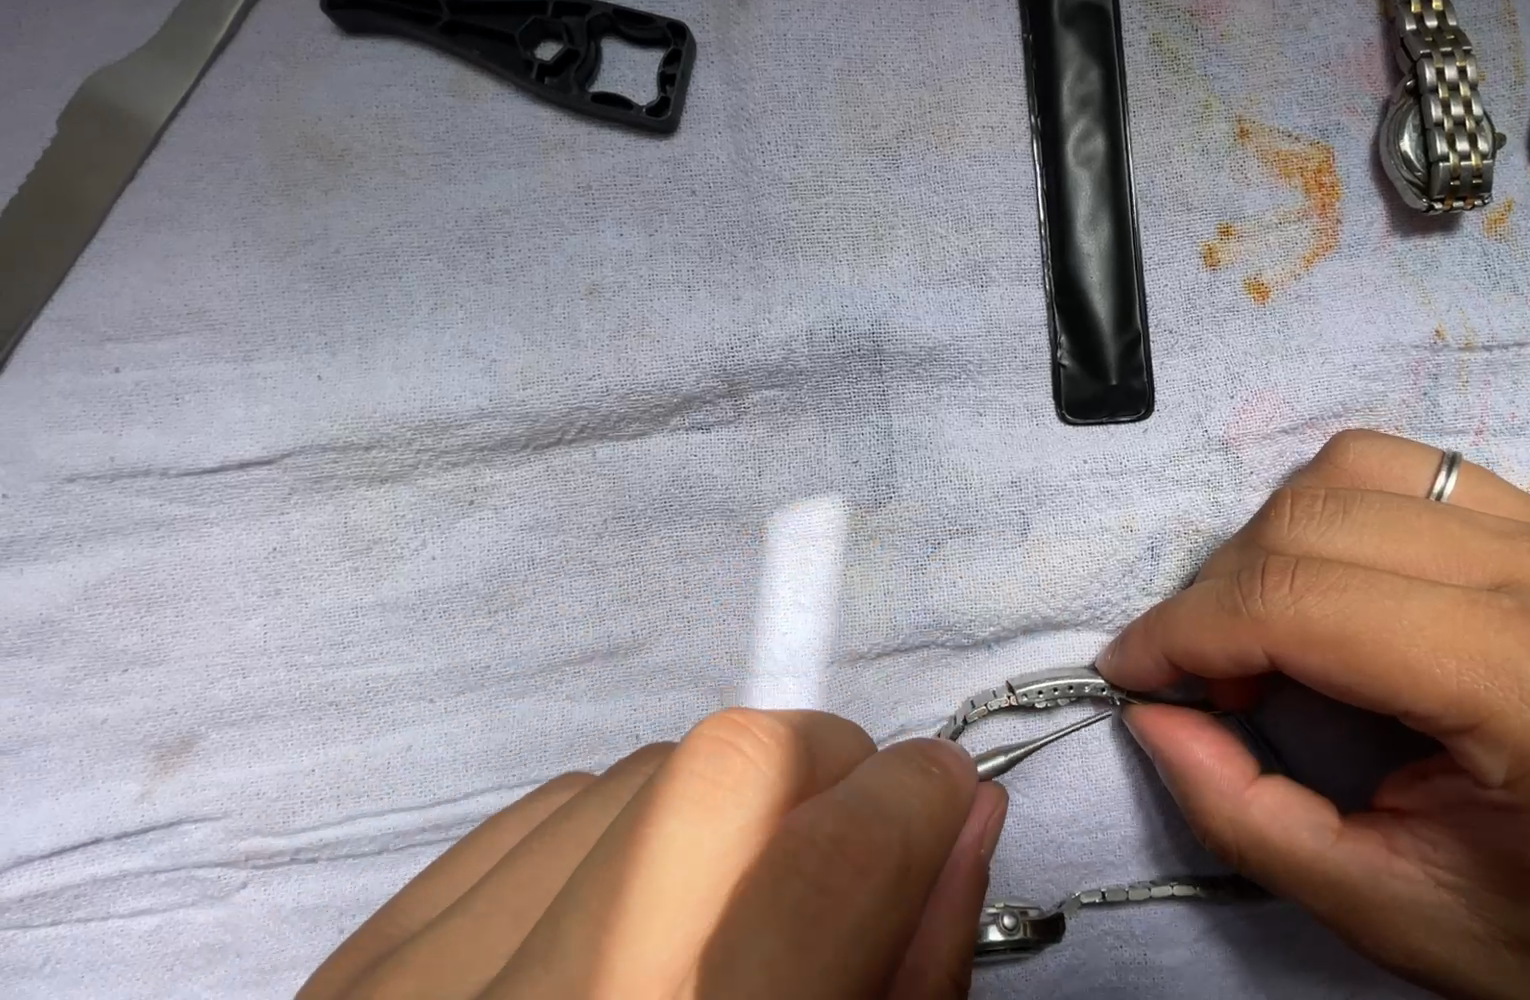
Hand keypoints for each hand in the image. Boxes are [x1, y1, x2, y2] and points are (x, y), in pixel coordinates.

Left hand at [299, 711, 1006, 999]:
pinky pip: (542, 814)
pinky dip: (628, 821)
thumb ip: (920, 972)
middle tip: (855, 827)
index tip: (949, 791)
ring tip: (739, 888)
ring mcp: (407, 994)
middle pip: (726, 769)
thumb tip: (965, 810)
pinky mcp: (355, 971)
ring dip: (729, 796)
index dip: (918, 797)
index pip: (829, 864)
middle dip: (828, 763)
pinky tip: (637, 906)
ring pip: (638, 773)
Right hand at [1099, 430, 1529, 998]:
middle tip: (1199, 678)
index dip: (1186, 629)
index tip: (1129, 671)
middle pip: (1315, 520)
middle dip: (1216, 593)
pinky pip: (1408, 475)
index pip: (1303, 601)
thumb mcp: (1388, 914)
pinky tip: (1337, 595)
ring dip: (1271, 545)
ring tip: (1267, 633)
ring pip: (1353, 470)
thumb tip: (1150, 713)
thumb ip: (1241, 810)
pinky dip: (1332, 521)